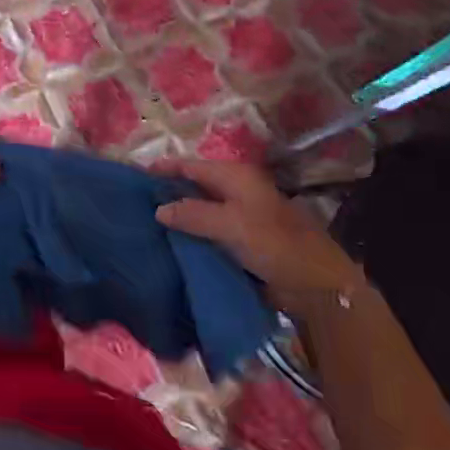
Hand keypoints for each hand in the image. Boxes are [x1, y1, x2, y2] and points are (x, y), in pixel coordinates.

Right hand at [153, 158, 366, 317]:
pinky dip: (192, 234)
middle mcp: (236, 190)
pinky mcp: (243, 240)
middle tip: (136, 203)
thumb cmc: (273, 244)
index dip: (164, 168)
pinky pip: (210, 231)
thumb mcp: (229, 224)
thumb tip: (159, 208)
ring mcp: (240, 215)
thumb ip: (192, 214)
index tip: (135, 175)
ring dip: (180, 215)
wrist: (314, 283)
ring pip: (201, 209)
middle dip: (169, 191)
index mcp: (235, 176)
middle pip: (195, 185)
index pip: (190, 166)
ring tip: (148, 224)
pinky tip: (173, 245)